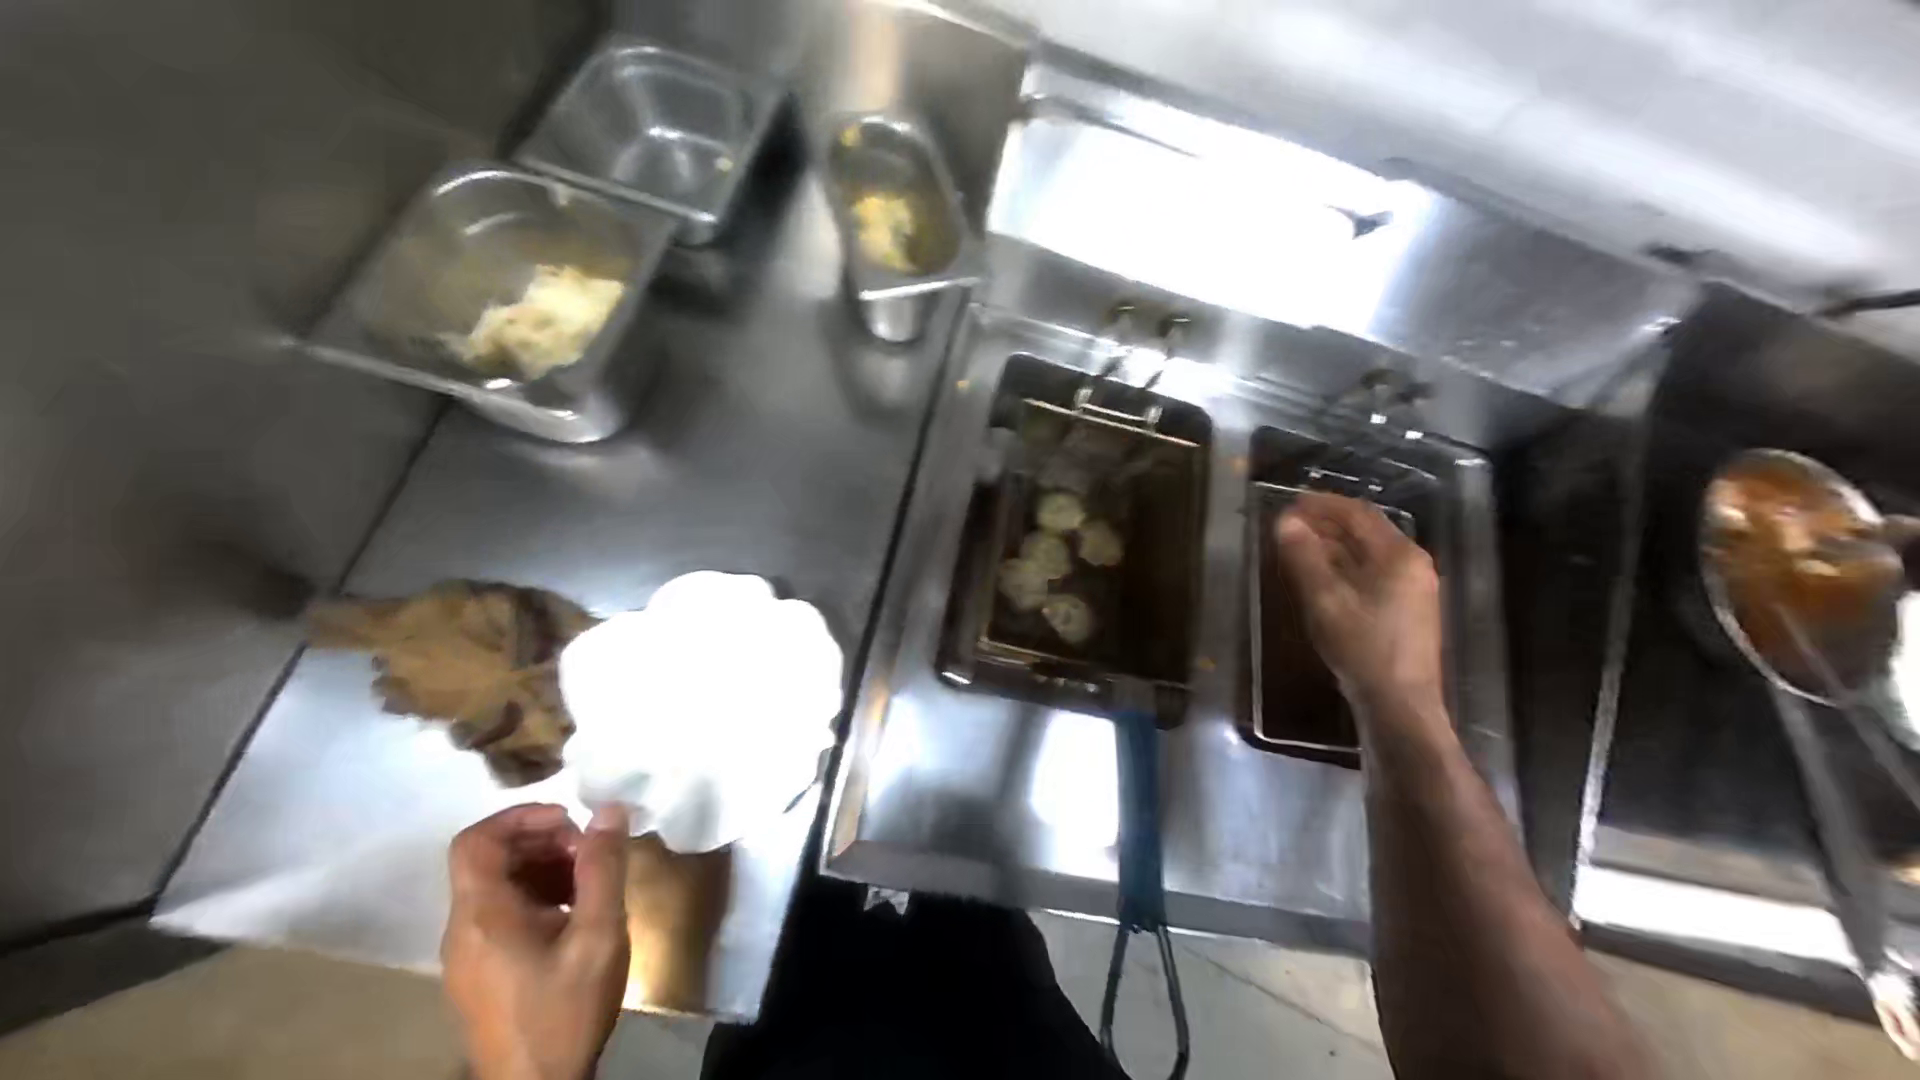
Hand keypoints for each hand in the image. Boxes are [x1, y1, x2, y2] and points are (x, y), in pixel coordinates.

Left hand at [443, 803, 630, 1079]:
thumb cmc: (566, 1009)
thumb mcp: (598, 933)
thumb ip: (604, 868)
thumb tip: (608, 809)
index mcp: (482, 916)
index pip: (475, 840)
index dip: (522, 816)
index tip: (571, 820)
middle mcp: (463, 929)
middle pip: (489, 858)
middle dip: (544, 839)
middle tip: (590, 850)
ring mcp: (469, 953)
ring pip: (498, 884)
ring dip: (545, 865)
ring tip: (590, 880)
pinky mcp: (483, 970)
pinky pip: (503, 911)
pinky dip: (538, 893)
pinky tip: (575, 912)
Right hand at [1275, 492, 1446, 725]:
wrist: (1399, 701)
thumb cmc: (1361, 646)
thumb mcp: (1324, 599)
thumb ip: (1303, 557)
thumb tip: (1284, 522)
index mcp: (1398, 555)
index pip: (1358, 514)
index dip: (1322, 504)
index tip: (1291, 501)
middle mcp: (1413, 564)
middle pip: (1367, 530)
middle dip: (1327, 522)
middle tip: (1291, 521)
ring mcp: (1414, 587)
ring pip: (1370, 552)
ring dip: (1335, 543)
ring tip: (1300, 544)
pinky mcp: (1409, 607)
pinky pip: (1374, 570)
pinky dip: (1346, 563)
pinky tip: (1323, 574)